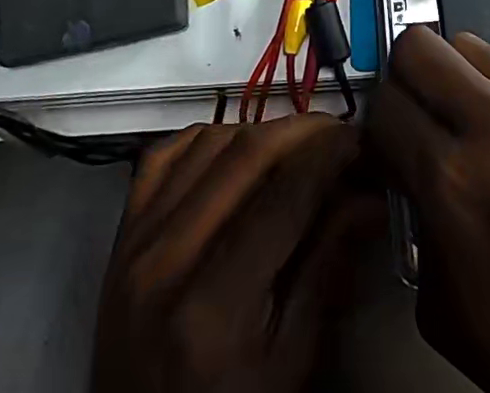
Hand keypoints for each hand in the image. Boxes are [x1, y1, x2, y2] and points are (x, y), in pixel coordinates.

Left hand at [92, 114, 376, 392]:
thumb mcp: (291, 360)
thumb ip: (327, 271)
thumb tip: (367, 199)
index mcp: (215, 307)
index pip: (284, 196)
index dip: (329, 156)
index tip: (360, 140)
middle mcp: (166, 260)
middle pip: (245, 156)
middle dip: (303, 132)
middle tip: (338, 134)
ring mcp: (135, 242)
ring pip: (206, 143)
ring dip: (260, 130)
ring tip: (297, 144)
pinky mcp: (122, 234)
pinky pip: (164, 156)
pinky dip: (206, 137)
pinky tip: (236, 145)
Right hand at [367, 26, 489, 392]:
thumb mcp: (448, 308)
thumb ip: (416, 226)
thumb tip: (410, 184)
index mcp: (454, 179)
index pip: (384, 104)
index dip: (378, 126)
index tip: (387, 141)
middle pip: (418, 46)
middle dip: (404, 75)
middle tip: (414, 109)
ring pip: (469, 44)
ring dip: (454, 74)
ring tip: (464, 117)